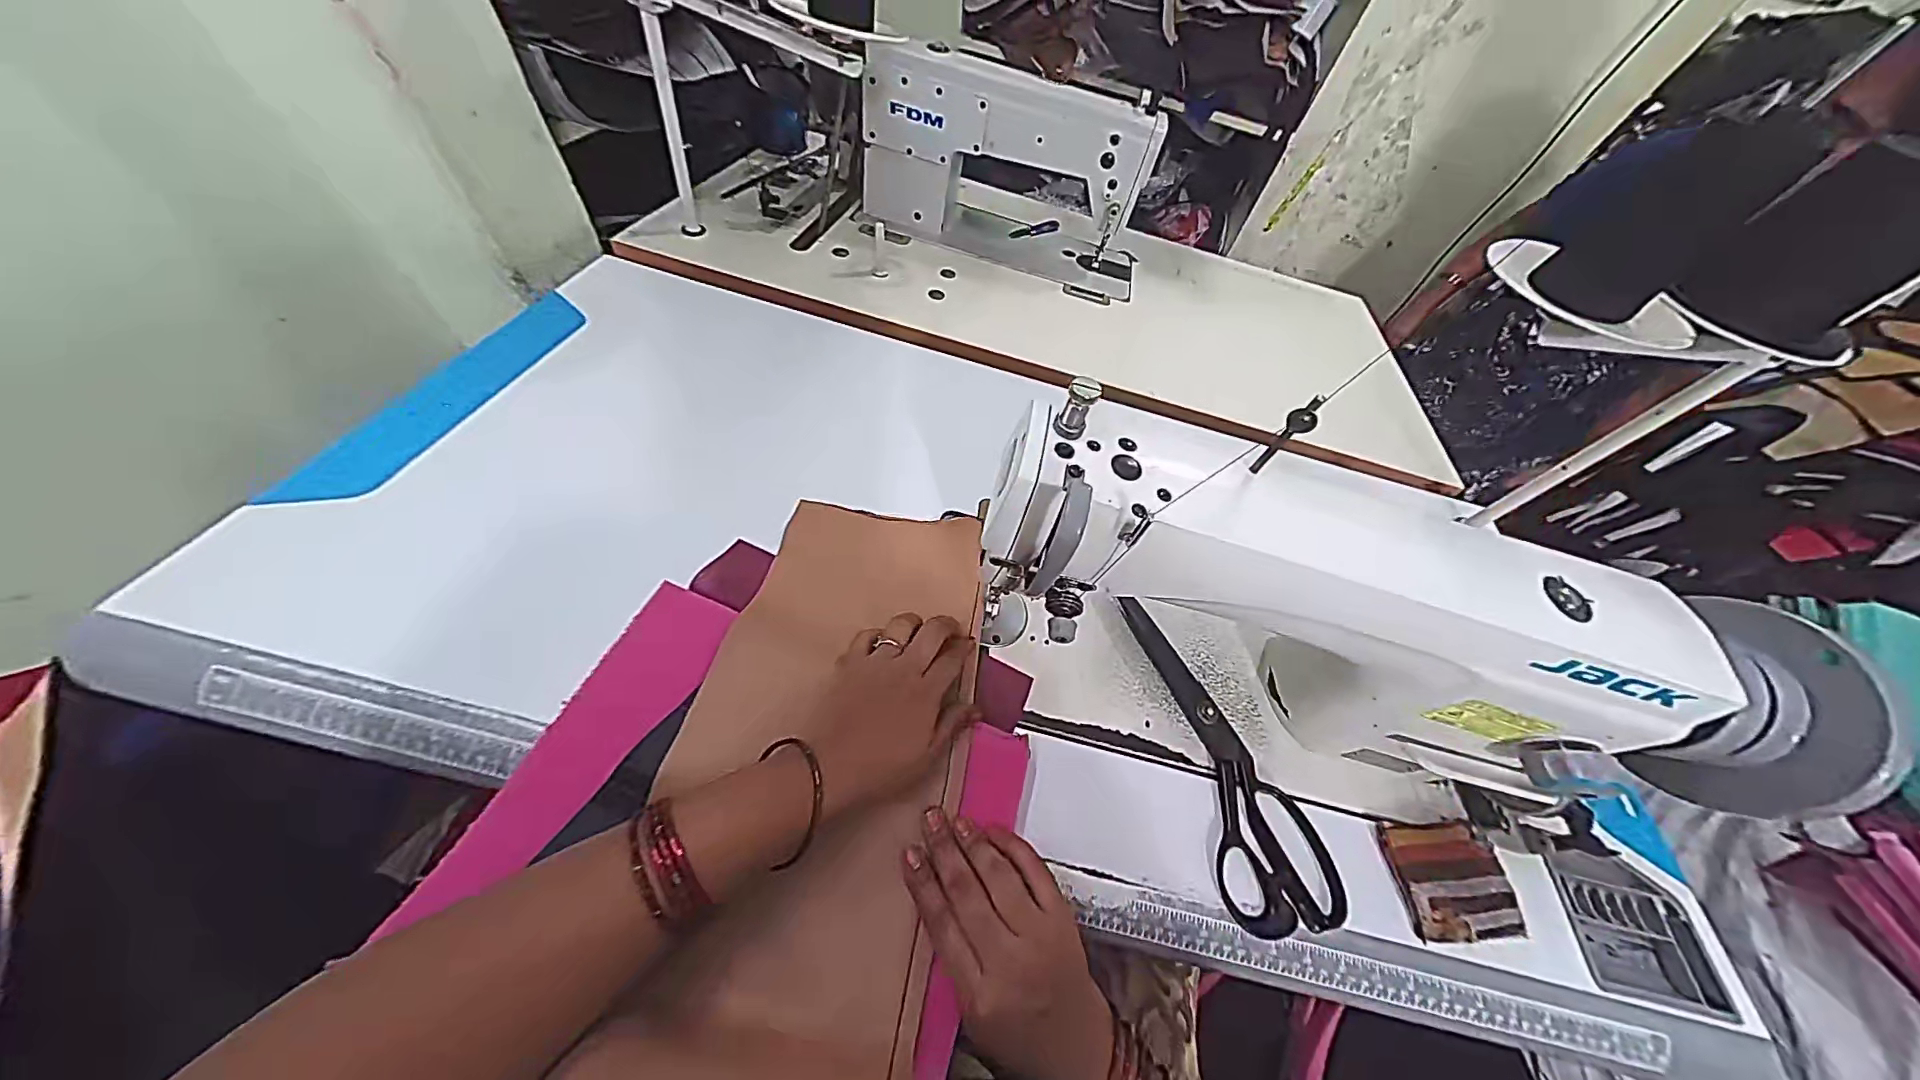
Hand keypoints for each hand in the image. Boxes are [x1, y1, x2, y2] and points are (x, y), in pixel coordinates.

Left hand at [805, 613, 977, 817]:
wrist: (828, 767)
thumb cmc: (879, 768)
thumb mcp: (925, 756)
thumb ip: (951, 725)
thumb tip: (973, 708)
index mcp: (926, 693)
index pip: (953, 658)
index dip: (964, 648)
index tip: (967, 647)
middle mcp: (903, 670)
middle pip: (933, 630)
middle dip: (947, 625)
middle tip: (951, 632)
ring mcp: (875, 662)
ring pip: (901, 624)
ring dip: (914, 624)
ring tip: (918, 634)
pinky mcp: (849, 662)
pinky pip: (867, 634)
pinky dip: (879, 634)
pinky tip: (882, 646)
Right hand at [904, 810, 1112, 1079]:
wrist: (1077, 1047)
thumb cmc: (1019, 1032)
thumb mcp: (971, 1010)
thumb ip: (952, 957)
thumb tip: (932, 894)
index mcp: (980, 992)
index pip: (943, 925)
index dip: (923, 883)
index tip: (910, 855)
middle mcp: (1011, 961)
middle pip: (968, 893)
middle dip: (945, 850)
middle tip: (930, 820)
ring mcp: (1041, 936)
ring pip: (1000, 877)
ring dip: (975, 843)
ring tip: (956, 821)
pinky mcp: (1063, 919)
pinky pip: (1036, 872)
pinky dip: (1014, 847)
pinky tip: (995, 832)